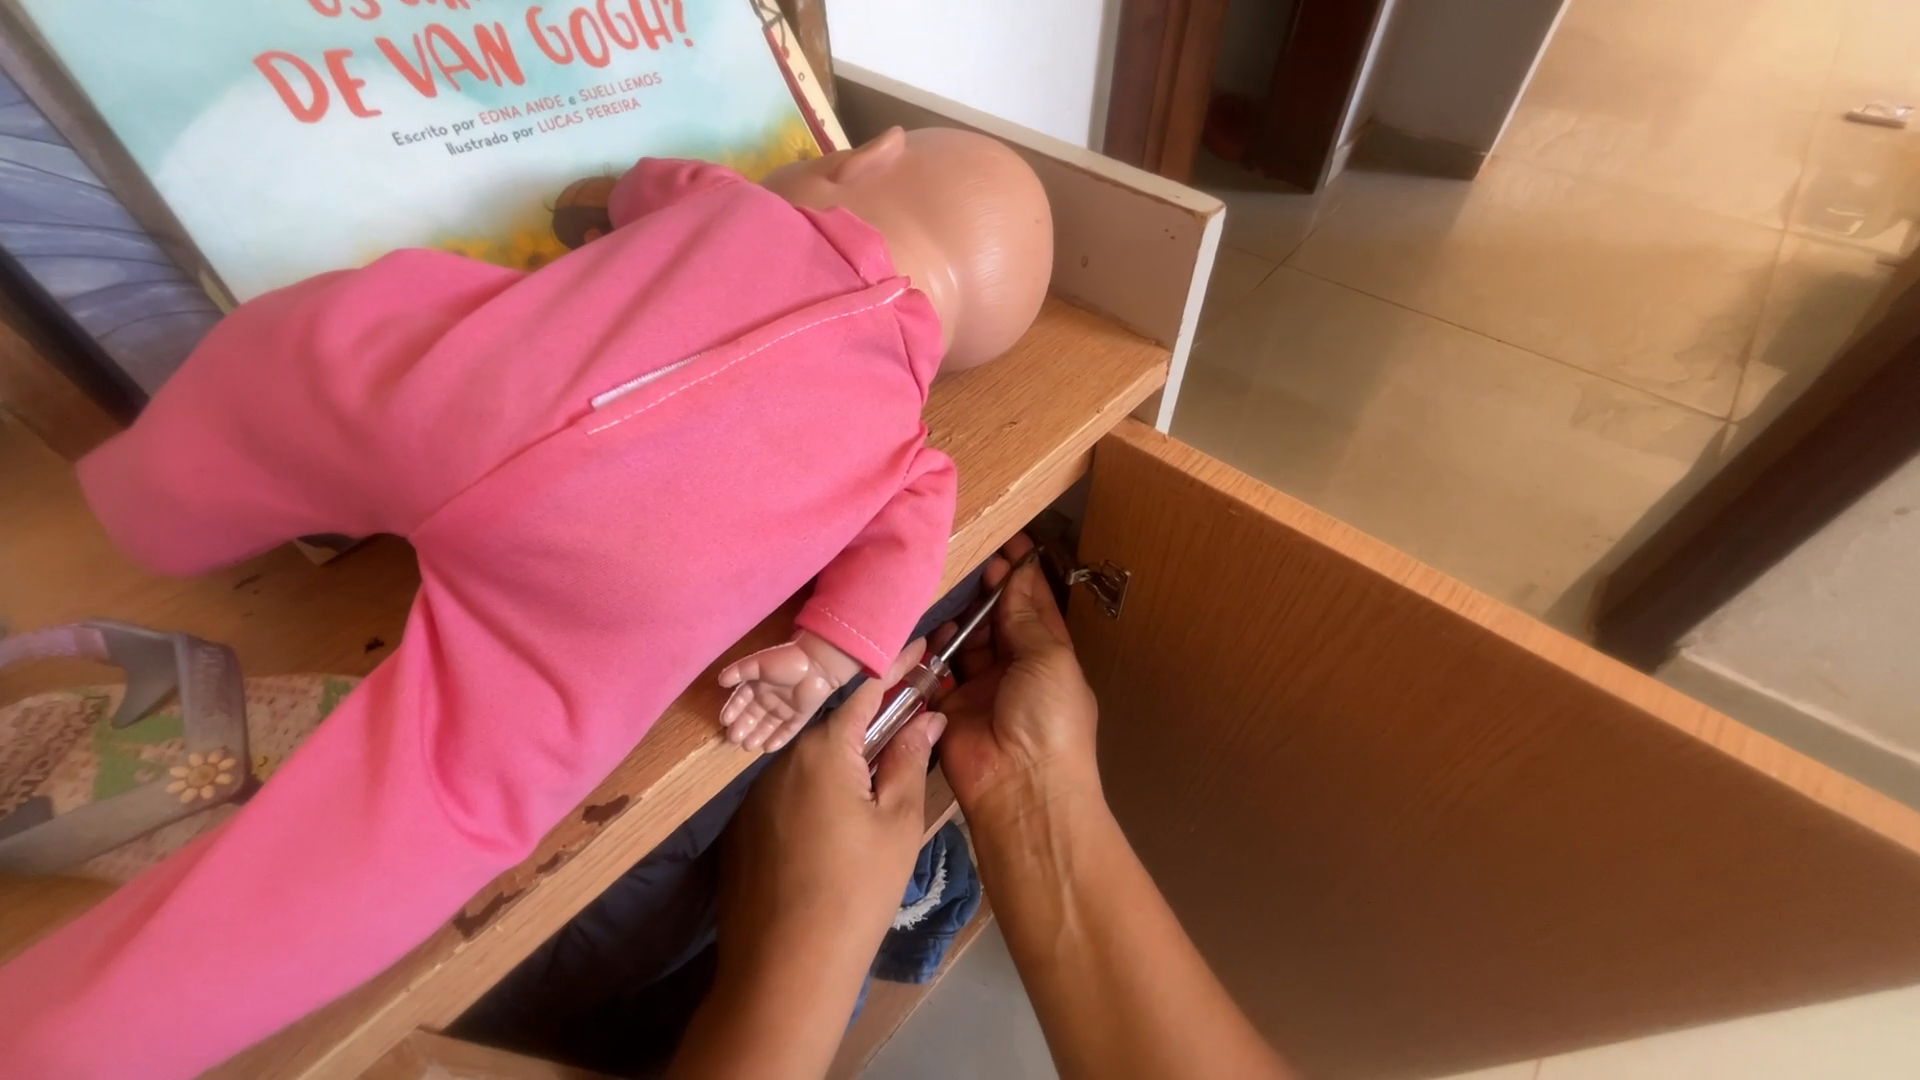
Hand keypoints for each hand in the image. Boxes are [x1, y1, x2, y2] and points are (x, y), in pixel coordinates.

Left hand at [716, 640, 944, 979]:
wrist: (785, 971)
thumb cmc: (857, 891)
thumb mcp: (898, 822)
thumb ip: (909, 759)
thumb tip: (926, 717)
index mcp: (823, 750)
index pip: (866, 690)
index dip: (897, 667)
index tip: (921, 647)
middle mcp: (783, 760)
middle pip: (838, 726)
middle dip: (876, 722)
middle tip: (913, 726)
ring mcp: (758, 795)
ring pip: (815, 762)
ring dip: (848, 761)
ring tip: (880, 789)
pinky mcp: (745, 828)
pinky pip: (793, 791)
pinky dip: (821, 791)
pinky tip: (839, 828)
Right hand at [718, 631, 861, 751]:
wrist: (817, 664)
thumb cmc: (785, 661)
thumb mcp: (758, 663)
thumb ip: (739, 671)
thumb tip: (720, 681)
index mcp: (759, 684)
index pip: (742, 699)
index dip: (733, 709)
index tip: (724, 721)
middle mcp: (770, 697)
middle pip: (753, 715)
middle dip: (743, 727)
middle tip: (733, 739)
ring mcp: (786, 708)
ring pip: (768, 725)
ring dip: (758, 735)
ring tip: (747, 747)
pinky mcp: (800, 716)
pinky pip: (788, 730)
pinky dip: (779, 739)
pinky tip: (768, 749)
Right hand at [936, 534, 1102, 829]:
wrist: (1020, 788)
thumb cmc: (1049, 718)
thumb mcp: (1049, 659)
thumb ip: (1026, 617)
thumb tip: (1017, 576)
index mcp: (1049, 656)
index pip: (1036, 605)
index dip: (1024, 574)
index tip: (1010, 541)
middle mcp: (1015, 667)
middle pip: (998, 619)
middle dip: (987, 591)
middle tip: (971, 560)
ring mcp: (981, 687)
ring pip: (965, 641)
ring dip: (958, 618)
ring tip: (946, 590)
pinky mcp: (948, 705)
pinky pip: (937, 670)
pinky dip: (932, 651)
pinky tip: (928, 629)